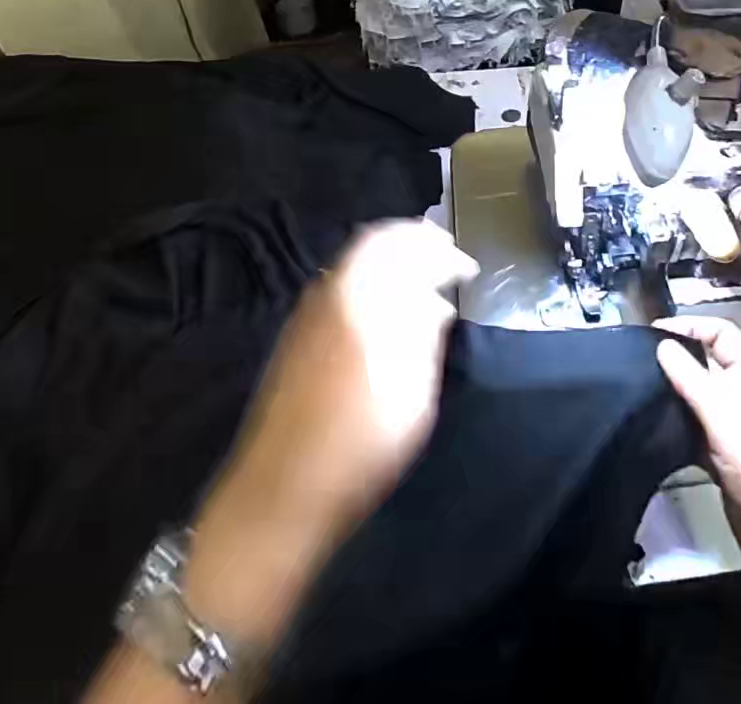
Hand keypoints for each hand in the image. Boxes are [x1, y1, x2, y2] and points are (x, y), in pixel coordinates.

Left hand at [185, 220, 477, 649]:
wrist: (278, 498)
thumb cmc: (359, 443)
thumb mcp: (411, 389)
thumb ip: (424, 334)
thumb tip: (435, 300)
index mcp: (354, 300)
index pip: (390, 242)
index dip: (430, 245)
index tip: (462, 263)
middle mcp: (324, 299)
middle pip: (368, 251)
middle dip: (411, 249)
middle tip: (446, 261)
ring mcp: (304, 323)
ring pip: (352, 273)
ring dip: (391, 269)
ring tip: (426, 287)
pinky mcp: (295, 348)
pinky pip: (340, 296)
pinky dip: (371, 291)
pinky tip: (389, 320)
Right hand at [653, 316, 740, 586]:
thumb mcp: (725, 414)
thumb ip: (692, 377)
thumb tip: (662, 344)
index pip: (722, 333)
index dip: (689, 326)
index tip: (649, 333)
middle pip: (711, 363)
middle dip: (679, 358)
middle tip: (636, 364)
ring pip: (704, 399)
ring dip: (677, 394)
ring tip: (638, 392)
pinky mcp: (730, 457)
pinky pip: (700, 431)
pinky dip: (680, 428)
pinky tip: (654, 430)